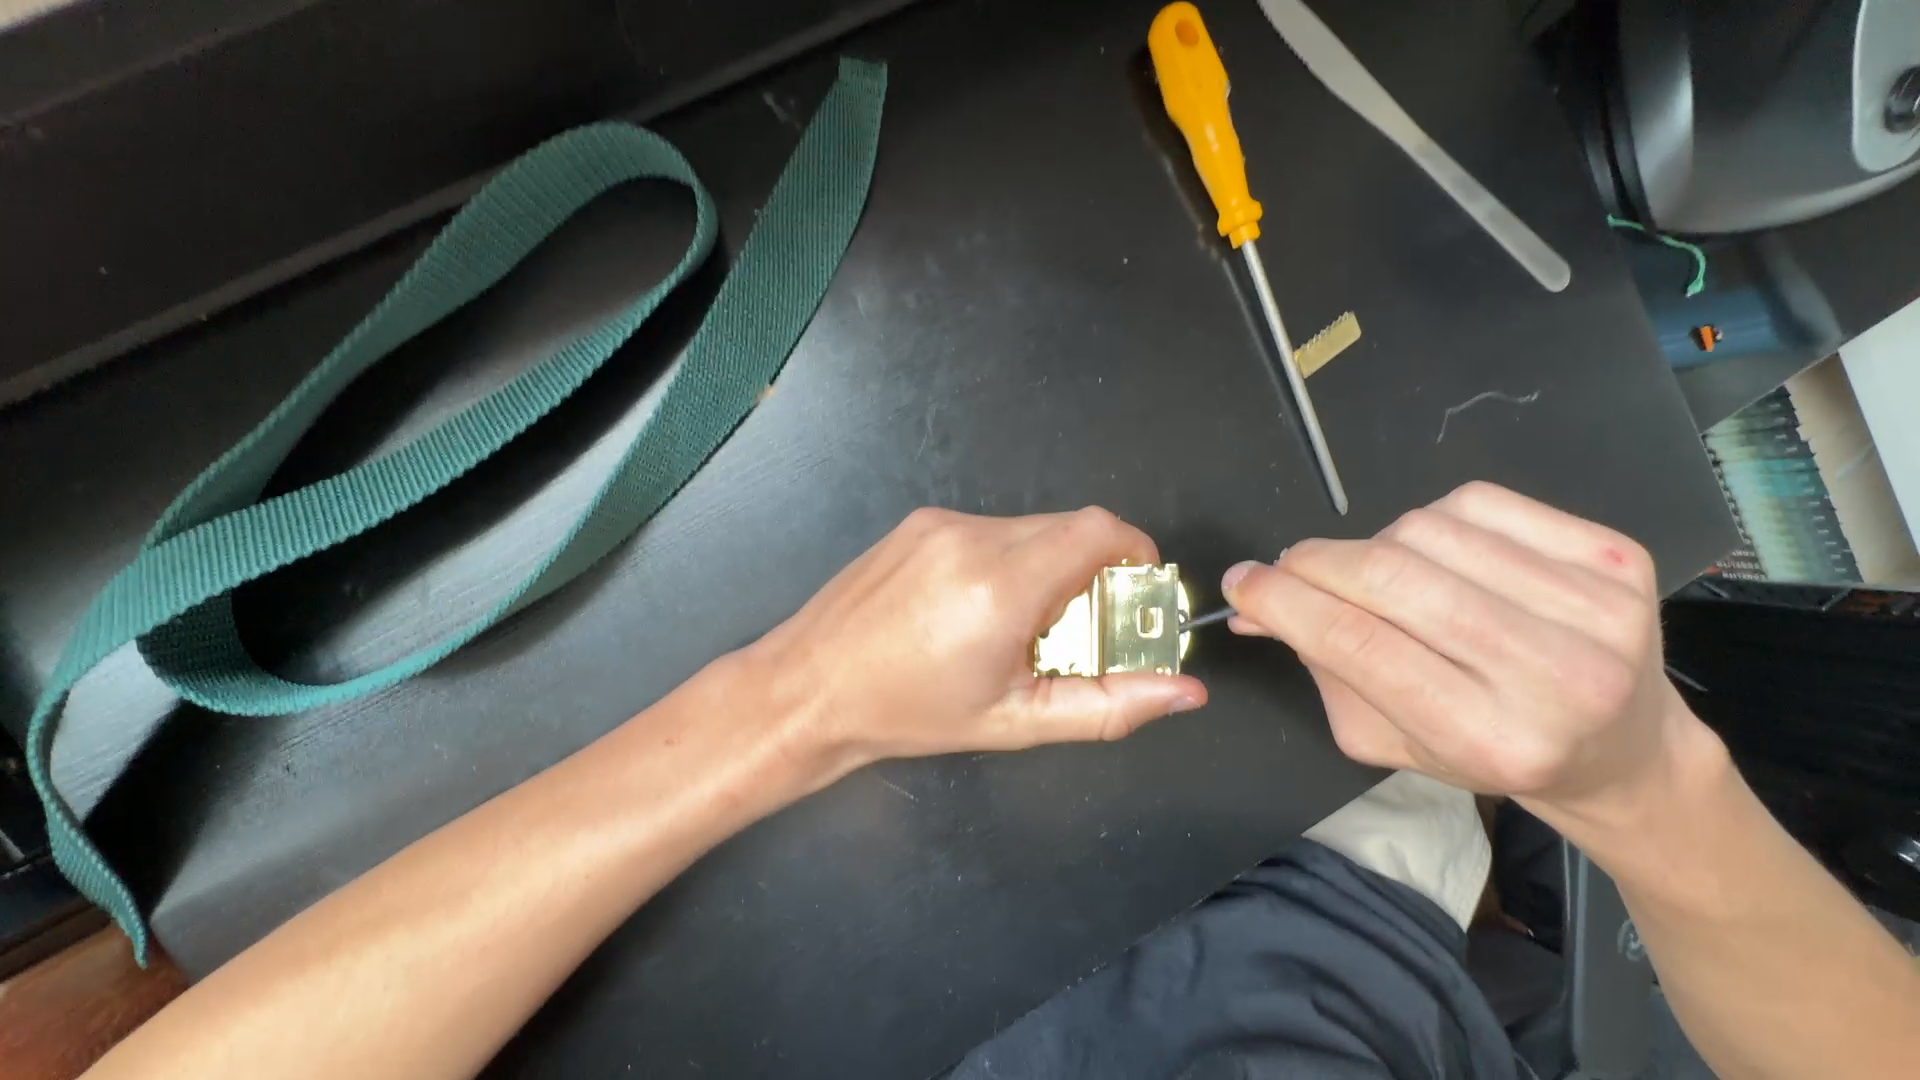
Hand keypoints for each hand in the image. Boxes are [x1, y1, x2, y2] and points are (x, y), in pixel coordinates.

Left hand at [747, 507, 1206, 774]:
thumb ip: (1108, 706)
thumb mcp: (1015, 720)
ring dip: (1047, 564)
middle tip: (1080, 624)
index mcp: (1001, 585)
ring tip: (1021, 624)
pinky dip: (1008, 558)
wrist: (809, 687)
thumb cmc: (911, 714)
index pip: (1098, 530)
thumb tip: (1185, 693)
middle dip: (1093, 568)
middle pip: (1068, 526)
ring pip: (1029, 526)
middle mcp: (972, 537)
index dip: (1135, 550)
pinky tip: (978, 607)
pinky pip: (988, 528)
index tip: (1139, 587)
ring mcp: (939, 522)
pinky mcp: (917, 521)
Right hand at [1222, 481, 1710, 822]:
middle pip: (1390, 578)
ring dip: (1374, 545)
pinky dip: (1431, 520)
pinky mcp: (1616, 556)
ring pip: (1426, 530)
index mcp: (1489, 738)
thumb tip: (1254, 605)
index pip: (1359, 645)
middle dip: (1313, 563)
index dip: (1284, 603)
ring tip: (1380, 577)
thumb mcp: (1388, 737)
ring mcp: (1595, 607)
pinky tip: (1437, 555)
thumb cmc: (1488, 752)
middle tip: (1285, 568)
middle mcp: (1555, 673)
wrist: (1621, 749)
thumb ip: (1319, 667)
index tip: (1241, 584)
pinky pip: (1478, 501)